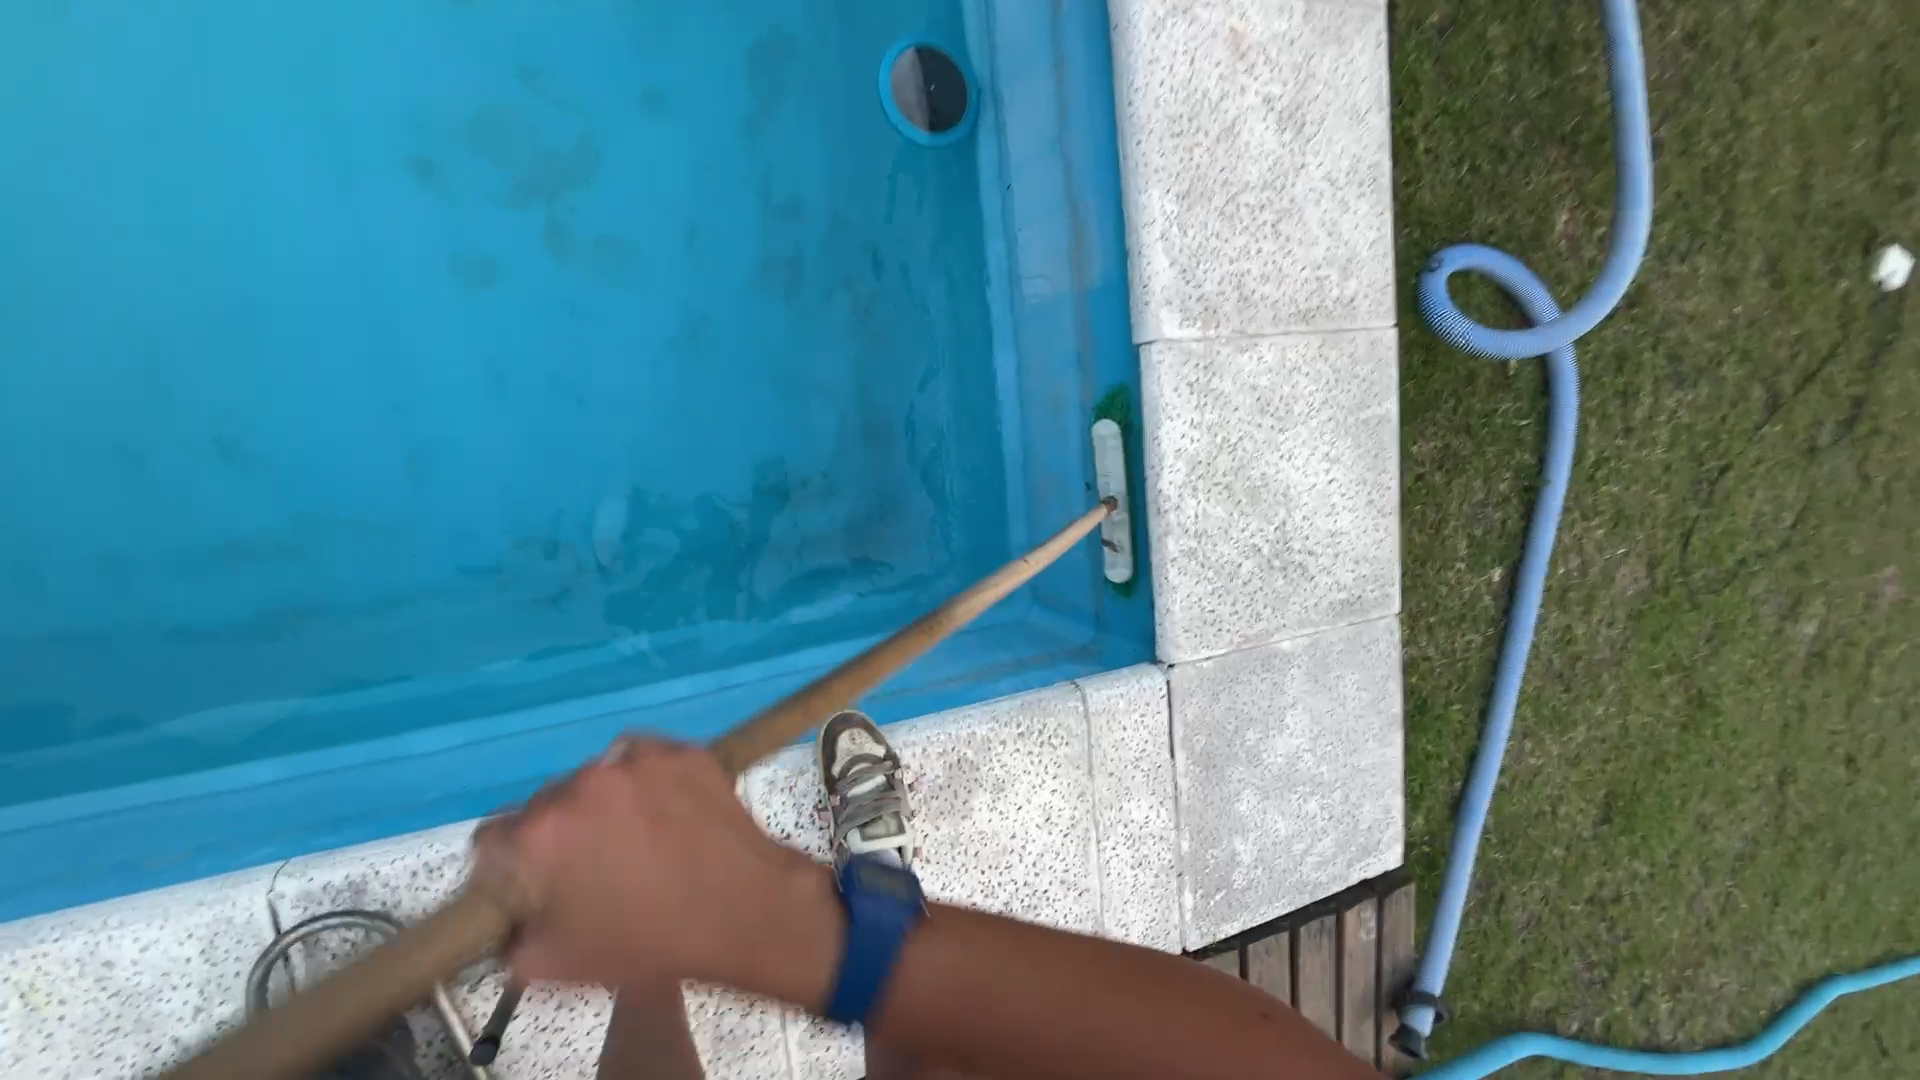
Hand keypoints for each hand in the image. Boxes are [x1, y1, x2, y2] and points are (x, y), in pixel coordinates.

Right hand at [470, 737, 838, 995]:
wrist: (741, 906)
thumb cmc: (647, 940)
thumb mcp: (555, 962)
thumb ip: (509, 937)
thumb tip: (506, 919)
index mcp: (541, 834)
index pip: (493, 838)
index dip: (508, 863)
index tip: (534, 879)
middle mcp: (582, 783)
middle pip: (548, 802)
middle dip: (560, 830)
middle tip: (594, 861)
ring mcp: (637, 760)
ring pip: (598, 776)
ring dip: (604, 800)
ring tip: (637, 833)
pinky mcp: (680, 750)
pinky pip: (645, 759)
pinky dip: (646, 779)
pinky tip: (665, 808)